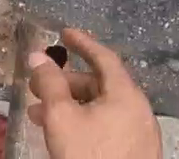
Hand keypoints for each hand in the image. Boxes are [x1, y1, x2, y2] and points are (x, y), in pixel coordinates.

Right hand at [27, 29, 161, 158]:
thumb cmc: (87, 153)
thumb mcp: (60, 113)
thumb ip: (49, 81)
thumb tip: (38, 55)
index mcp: (126, 97)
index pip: (105, 59)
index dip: (83, 42)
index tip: (63, 32)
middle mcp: (140, 113)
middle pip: (101, 83)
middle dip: (66, 79)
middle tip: (39, 81)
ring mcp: (141, 136)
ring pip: (102, 105)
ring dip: (69, 101)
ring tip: (40, 110)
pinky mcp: (136, 153)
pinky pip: (108, 123)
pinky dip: (83, 117)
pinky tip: (59, 128)